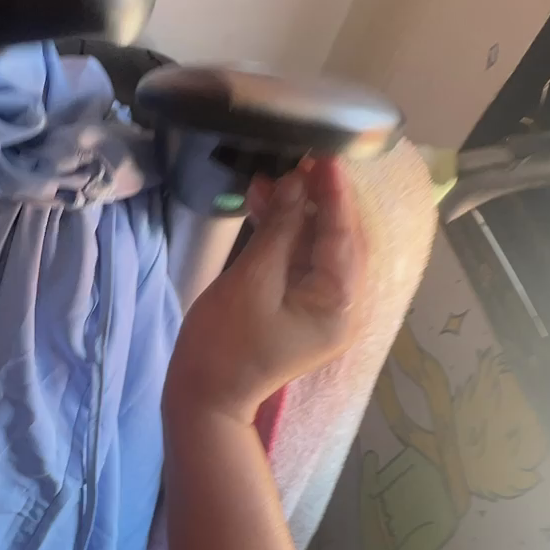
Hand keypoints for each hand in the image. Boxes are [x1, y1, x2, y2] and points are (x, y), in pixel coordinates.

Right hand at [165, 157, 368, 423]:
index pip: (345, 237)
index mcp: (339, 305)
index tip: (326, 156)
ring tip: (269, 180)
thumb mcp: (252, 280)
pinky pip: (300, 260)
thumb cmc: (224, 342)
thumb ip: (281, 230)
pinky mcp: (301, 305)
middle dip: (318, 198)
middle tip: (297, 161)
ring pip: (318, 246)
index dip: (334, 194)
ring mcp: (322, 306)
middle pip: (339, 239)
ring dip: (297, 212)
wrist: (204, 394)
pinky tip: (264, 206)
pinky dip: (285, 233)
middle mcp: (342, 305)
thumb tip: (296, 184)